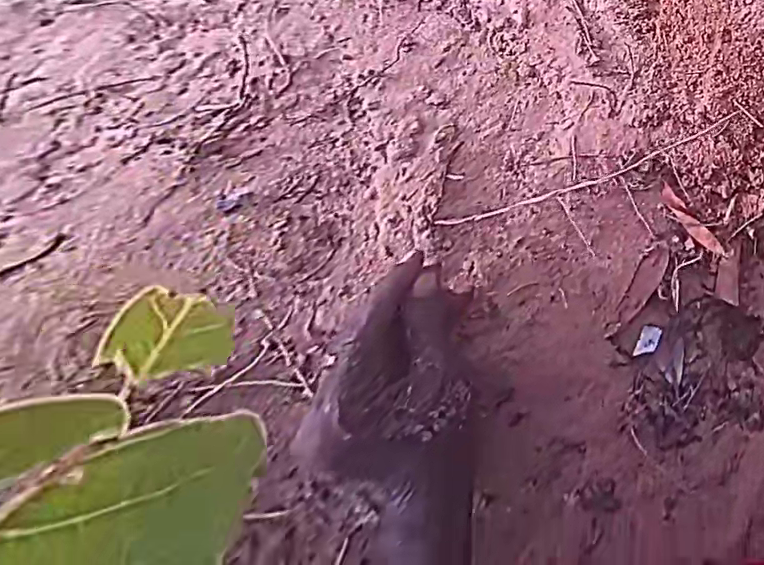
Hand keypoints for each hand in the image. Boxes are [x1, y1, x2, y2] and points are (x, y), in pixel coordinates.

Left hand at [295, 253, 474, 485]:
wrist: (424, 508)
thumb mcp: (446, 381)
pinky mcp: (326, 423)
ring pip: (362, 351)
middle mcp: (318, 411)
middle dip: (403, 303)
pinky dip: (392, 347)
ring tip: (442, 305)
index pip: (367, 326)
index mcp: (346, 403)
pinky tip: (420, 335)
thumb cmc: (442, 447)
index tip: (421, 256)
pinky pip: (360, 369)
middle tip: (440, 279)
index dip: (396, 286)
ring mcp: (317, 420)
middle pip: (361, 336)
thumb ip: (430, 327)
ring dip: (401, 324)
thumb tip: (425, 278)